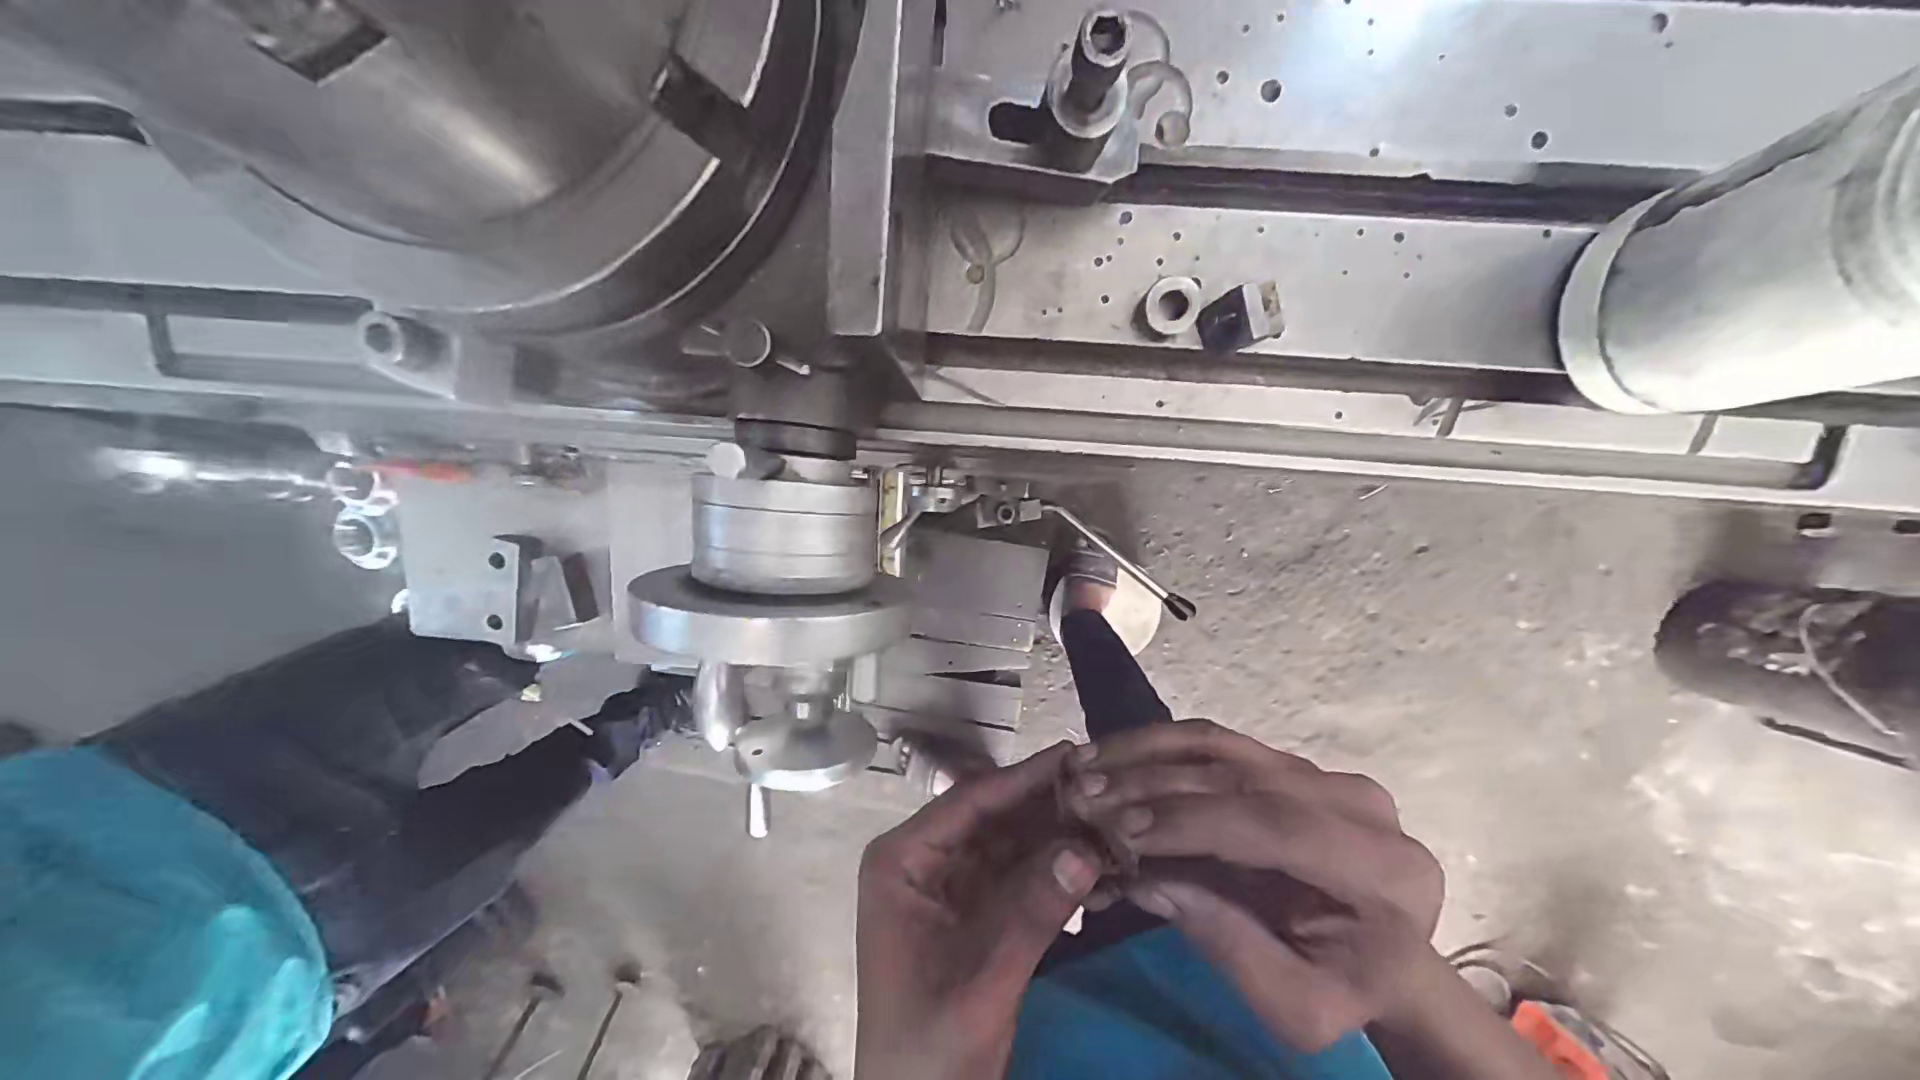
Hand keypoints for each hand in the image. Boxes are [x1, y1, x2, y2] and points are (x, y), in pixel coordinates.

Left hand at [856, 742, 1101, 1079]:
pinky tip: (1098, 865)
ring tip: (1112, 820)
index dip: (1023, 778)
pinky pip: (1020, 873)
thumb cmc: (927, 1051)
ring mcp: (951, 881)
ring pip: (1011, 840)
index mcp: (901, 861)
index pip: (968, 801)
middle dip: (1048, 805)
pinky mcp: (976, 906)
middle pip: (994, 815)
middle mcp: (923, 859)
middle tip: (1105, 786)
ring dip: (1059, 835)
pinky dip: (1056, 869)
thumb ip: (1032, 915)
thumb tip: (1086, 850)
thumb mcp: (982, 986)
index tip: (1073, 755)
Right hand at [1066, 719, 1444, 1052]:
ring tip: (1082, 769)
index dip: (1189, 821)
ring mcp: (1318, 771)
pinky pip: (1210, 740)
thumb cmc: (1341, 991)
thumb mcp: (1295, 1007)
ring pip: (1215, 744)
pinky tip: (1108, 754)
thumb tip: (1144, 876)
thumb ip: (1227, 943)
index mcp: (1382, 868)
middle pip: (1235, 776)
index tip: (1118, 830)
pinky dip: (1153, 745)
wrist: (1379, 958)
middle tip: (1081, 797)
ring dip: (1140, 753)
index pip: (1273, 824)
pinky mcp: (1283, 760)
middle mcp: (1355, 801)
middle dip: (1149, 784)